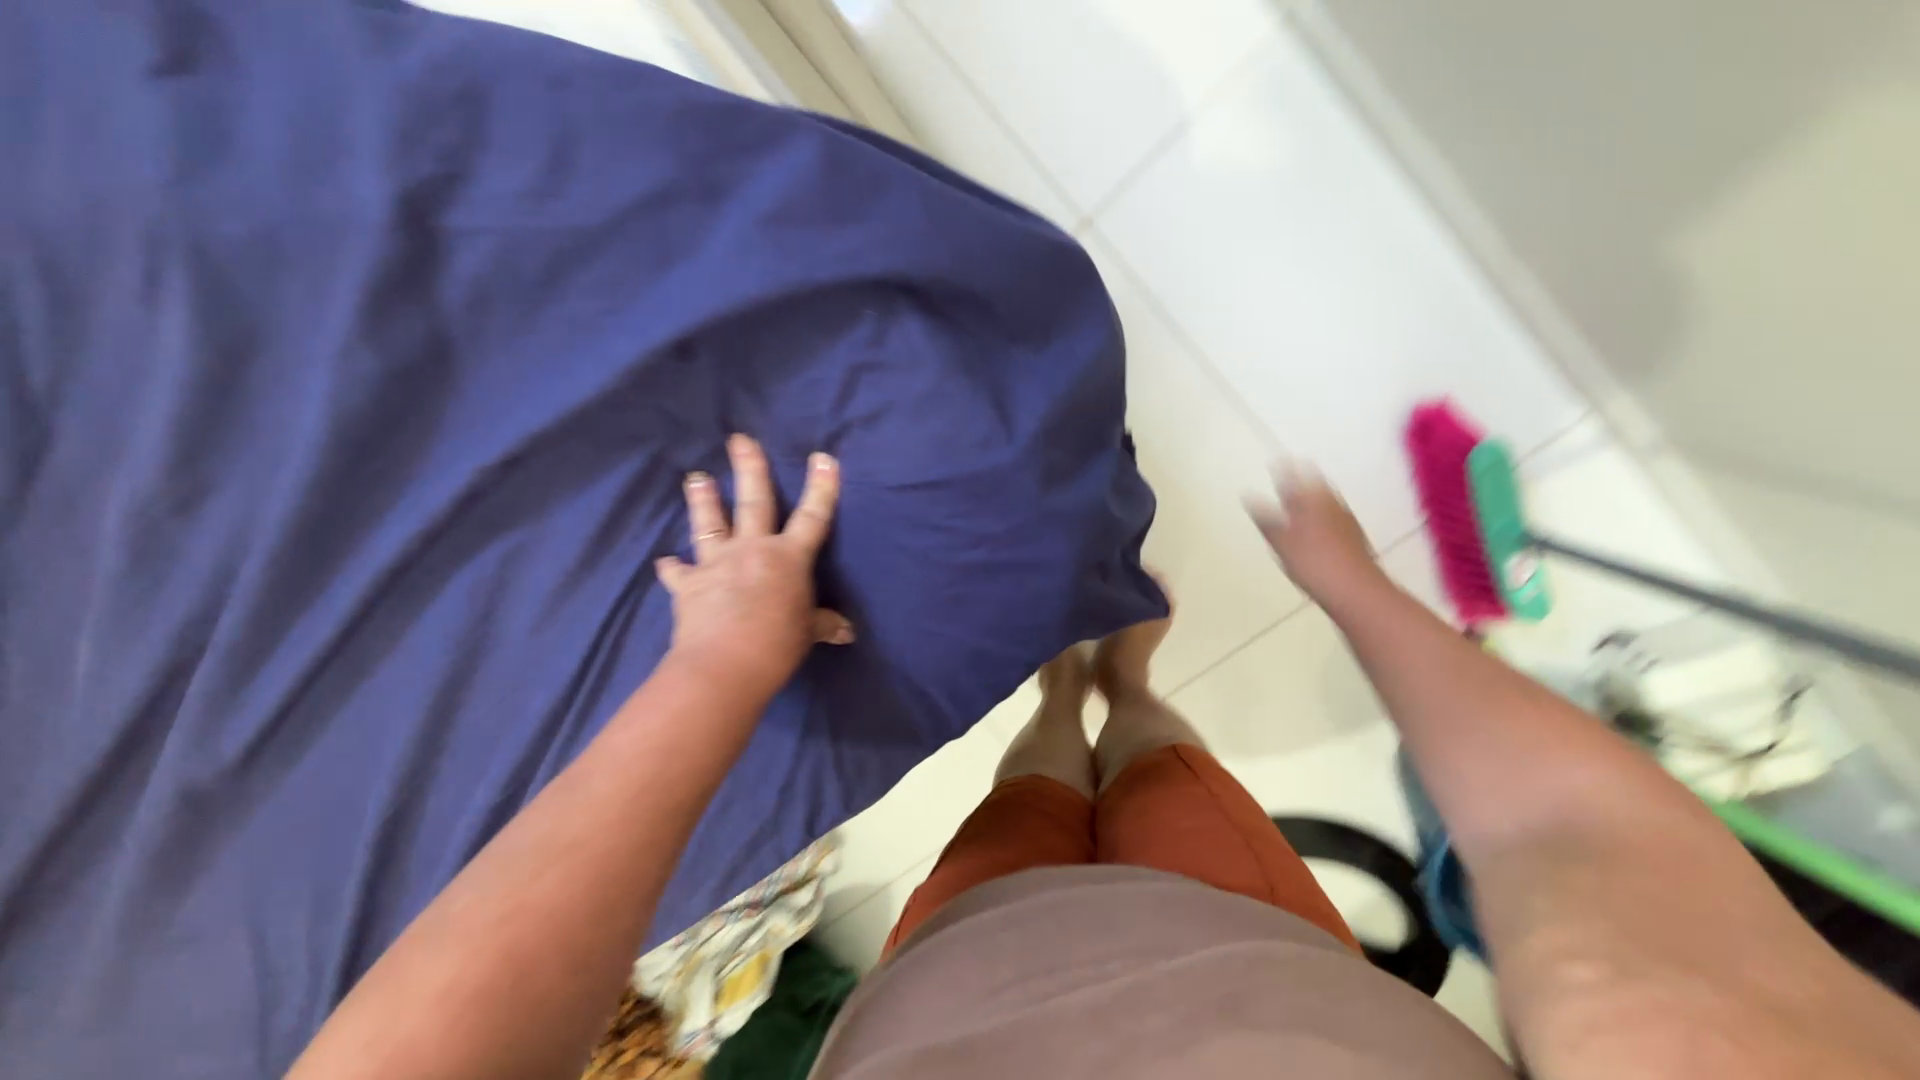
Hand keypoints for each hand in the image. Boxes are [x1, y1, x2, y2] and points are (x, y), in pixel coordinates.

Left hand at [656, 434, 852, 700]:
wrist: (724, 662)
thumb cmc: (777, 644)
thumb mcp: (807, 633)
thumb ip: (822, 624)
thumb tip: (846, 631)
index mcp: (788, 558)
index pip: (813, 517)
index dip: (821, 488)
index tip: (823, 458)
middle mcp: (752, 550)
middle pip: (753, 502)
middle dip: (749, 468)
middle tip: (739, 440)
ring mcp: (716, 565)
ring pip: (710, 525)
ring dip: (703, 501)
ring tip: (696, 479)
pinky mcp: (688, 586)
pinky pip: (678, 573)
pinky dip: (671, 568)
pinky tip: (663, 561)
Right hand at [1246, 462, 1387, 607]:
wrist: (1357, 591)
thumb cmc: (1314, 564)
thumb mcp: (1282, 542)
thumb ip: (1266, 519)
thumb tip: (1249, 496)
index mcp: (1311, 503)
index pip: (1295, 480)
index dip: (1285, 470)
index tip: (1276, 460)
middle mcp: (1331, 507)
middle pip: (1317, 485)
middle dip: (1305, 477)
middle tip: (1295, 469)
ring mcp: (1346, 522)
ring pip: (1328, 500)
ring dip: (1316, 494)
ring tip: (1305, 494)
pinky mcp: (1355, 539)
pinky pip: (1335, 516)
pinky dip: (1324, 513)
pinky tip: (1320, 525)